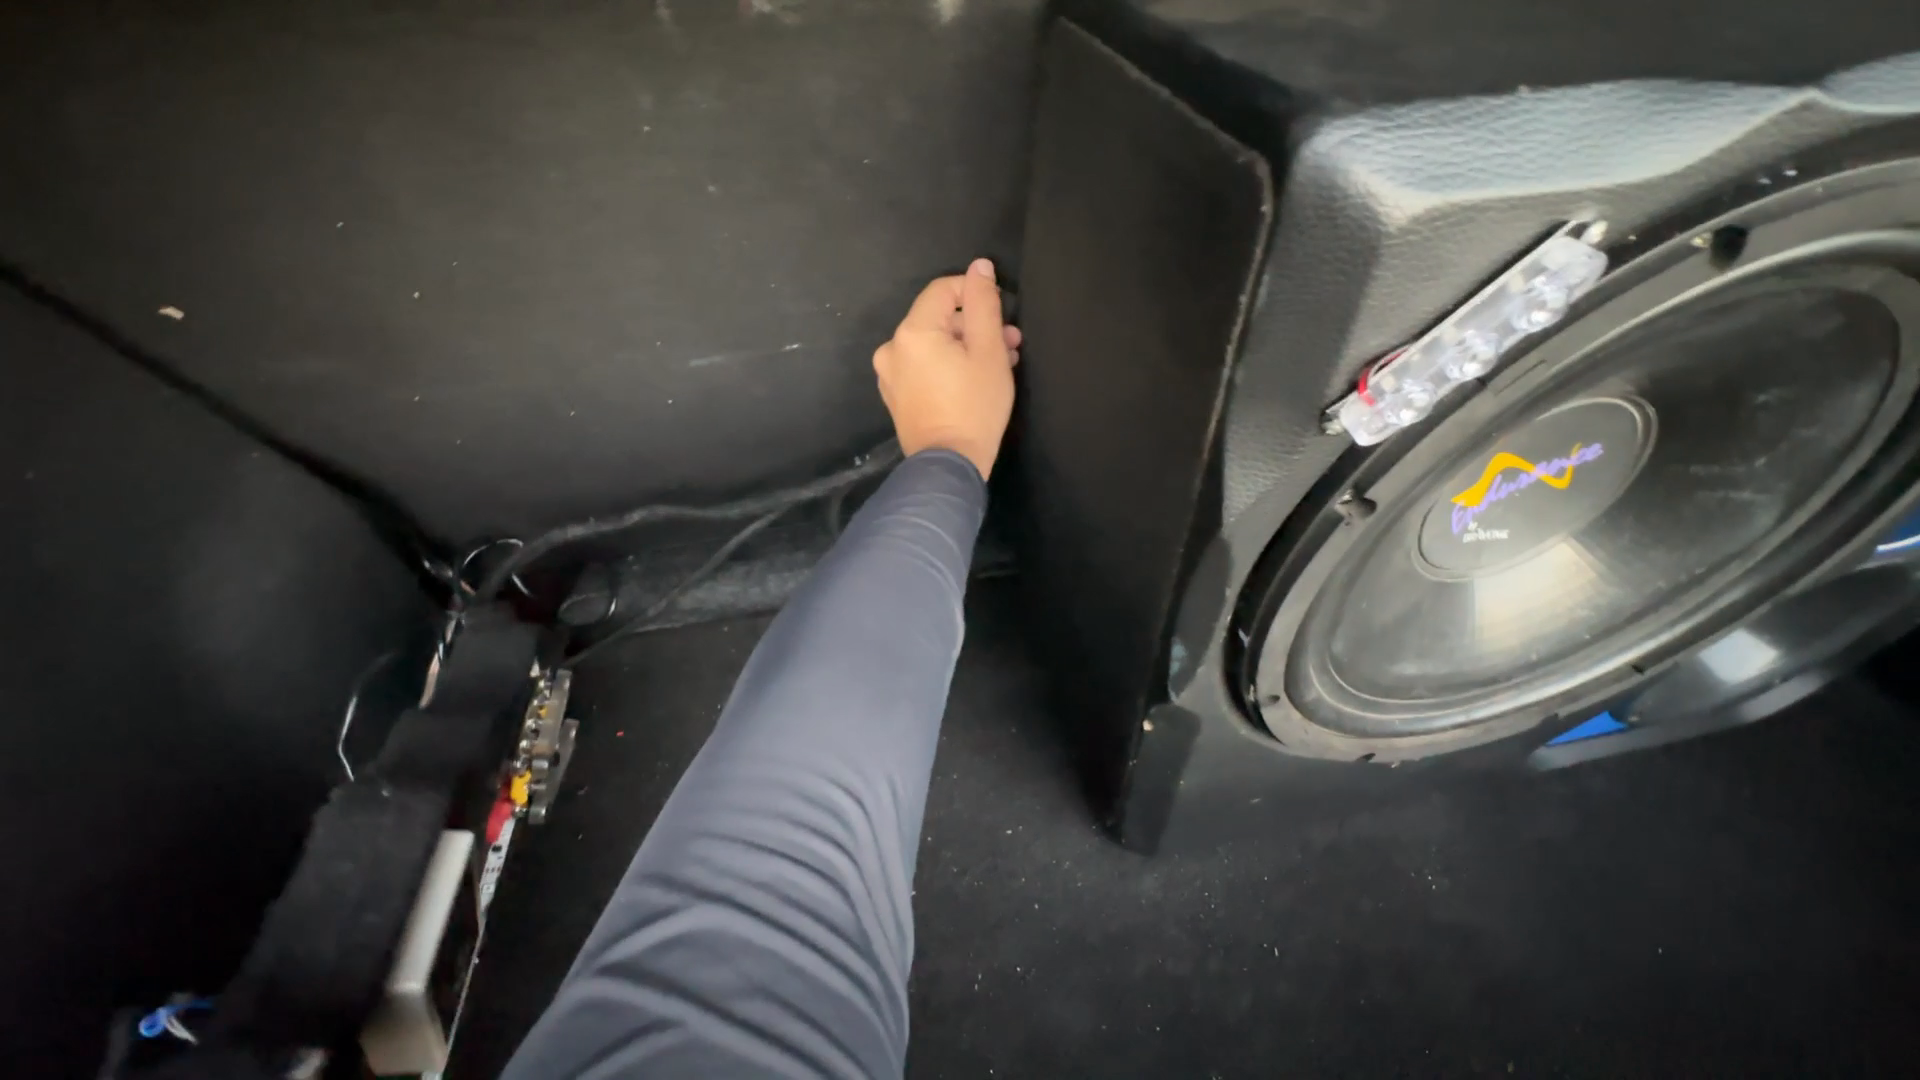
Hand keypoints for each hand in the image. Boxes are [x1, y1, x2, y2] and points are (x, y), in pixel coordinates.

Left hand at [873, 258, 1021, 479]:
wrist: (948, 465)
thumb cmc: (974, 406)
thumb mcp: (988, 351)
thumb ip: (984, 303)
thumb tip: (980, 266)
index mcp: (913, 331)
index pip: (943, 290)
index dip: (975, 292)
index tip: (1002, 311)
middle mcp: (892, 348)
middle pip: (938, 319)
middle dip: (976, 325)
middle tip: (1011, 343)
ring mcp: (890, 375)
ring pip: (933, 345)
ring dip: (966, 347)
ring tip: (1002, 364)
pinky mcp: (896, 397)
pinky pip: (924, 368)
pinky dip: (948, 366)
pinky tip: (975, 380)